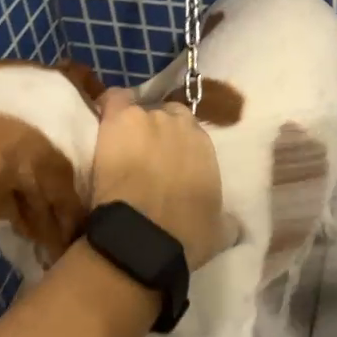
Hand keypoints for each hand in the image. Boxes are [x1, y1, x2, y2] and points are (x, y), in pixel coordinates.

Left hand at [91, 89, 231, 268]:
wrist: (146, 236)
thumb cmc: (186, 235)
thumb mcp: (219, 231)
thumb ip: (227, 220)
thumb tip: (234, 225)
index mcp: (204, 145)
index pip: (190, 132)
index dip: (176, 144)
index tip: (167, 161)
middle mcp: (180, 124)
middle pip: (165, 116)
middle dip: (156, 131)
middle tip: (143, 154)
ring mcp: (149, 117)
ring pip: (138, 111)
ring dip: (131, 124)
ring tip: (118, 145)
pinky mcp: (120, 120)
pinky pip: (114, 100)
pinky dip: (108, 107)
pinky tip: (102, 122)